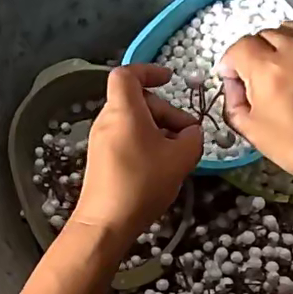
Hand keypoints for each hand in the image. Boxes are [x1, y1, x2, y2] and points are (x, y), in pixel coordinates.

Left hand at [73, 63, 201, 239]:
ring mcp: (100, 141)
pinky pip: (125, 139)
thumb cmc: (142, 184)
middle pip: (137, 101)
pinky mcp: (100, 159)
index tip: (169, 78)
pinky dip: (145, 143)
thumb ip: (193, 138)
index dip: (148, 70)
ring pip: (133, 122)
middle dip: (165, 111)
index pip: (127, 74)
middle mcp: (107, 120)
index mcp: (123, 110)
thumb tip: (191, 133)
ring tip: (177, 154)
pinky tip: (160, 167)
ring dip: (158, 130)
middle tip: (186, 134)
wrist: (105, 223)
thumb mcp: (180, 159)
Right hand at [221, 16, 292, 195]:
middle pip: (261, 36)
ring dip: (280, 46)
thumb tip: (234, 85)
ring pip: (287, 28)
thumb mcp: (255, 133)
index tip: (236, 81)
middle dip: (255, 57)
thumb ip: (234, 103)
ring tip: (288, 71)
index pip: (238, 48)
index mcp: (268, 71)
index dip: (231, 65)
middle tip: (262, 83)